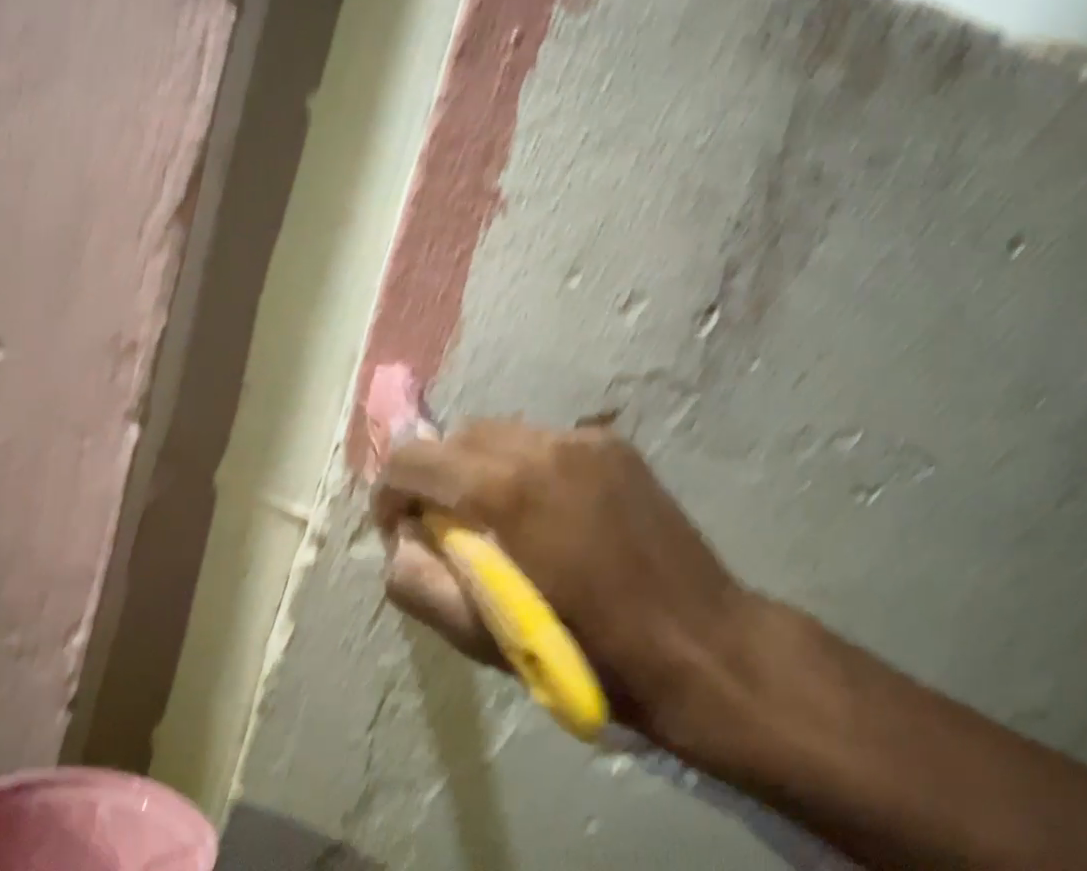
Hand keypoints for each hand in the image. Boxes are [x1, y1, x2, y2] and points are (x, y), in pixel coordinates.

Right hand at [372, 418, 751, 737]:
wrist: (698, 644)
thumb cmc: (587, 653)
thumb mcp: (482, 636)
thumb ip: (418, 581)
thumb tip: (402, 539)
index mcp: (505, 489)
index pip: (414, 459)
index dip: (388, 492)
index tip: (396, 529)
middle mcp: (544, 444)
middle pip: (458, 437)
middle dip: (436, 477)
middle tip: (446, 530)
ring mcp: (586, 439)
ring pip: (504, 434)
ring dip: (482, 469)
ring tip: (499, 522)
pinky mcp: (617, 446)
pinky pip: (548, 442)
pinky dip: (528, 467)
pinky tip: (548, 514)